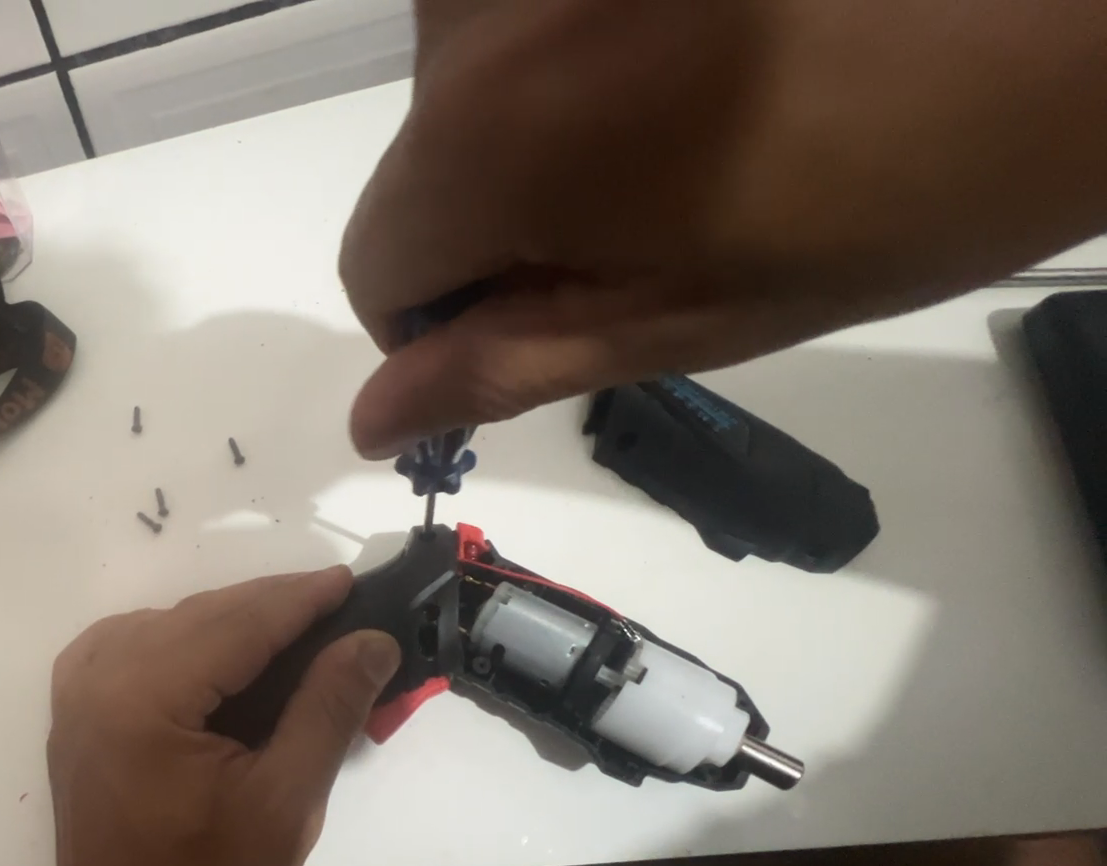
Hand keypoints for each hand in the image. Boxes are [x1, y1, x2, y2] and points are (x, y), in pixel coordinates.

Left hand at [46, 567, 401, 865]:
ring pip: (164, 625)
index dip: (298, 599)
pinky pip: (131, 645)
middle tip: (333, 603)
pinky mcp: (74, 712)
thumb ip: (327, 708)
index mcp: (141, 696)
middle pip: (197, 615)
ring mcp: (75, 693)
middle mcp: (96, 677)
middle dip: (268, 606)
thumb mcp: (286, 802)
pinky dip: (180, 639)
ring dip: (226, 620)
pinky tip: (214, 652)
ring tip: (289, 628)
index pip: (235, 624)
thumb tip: (371, 641)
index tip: (348, 580)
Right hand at [340, 0, 1106, 455]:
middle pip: (413, 181)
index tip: (534, 313)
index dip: (436, 317)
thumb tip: (365, 424)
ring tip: (676, 128)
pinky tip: (677, 51)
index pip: (371, 268)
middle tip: (636, 220)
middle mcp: (477, 20)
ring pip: (456, 103)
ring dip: (527, 145)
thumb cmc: (902, 179)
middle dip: (489, 226)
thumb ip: (497, 368)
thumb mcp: (677, 317)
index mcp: (489, 142)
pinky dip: (560, 66)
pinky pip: (510, 27)